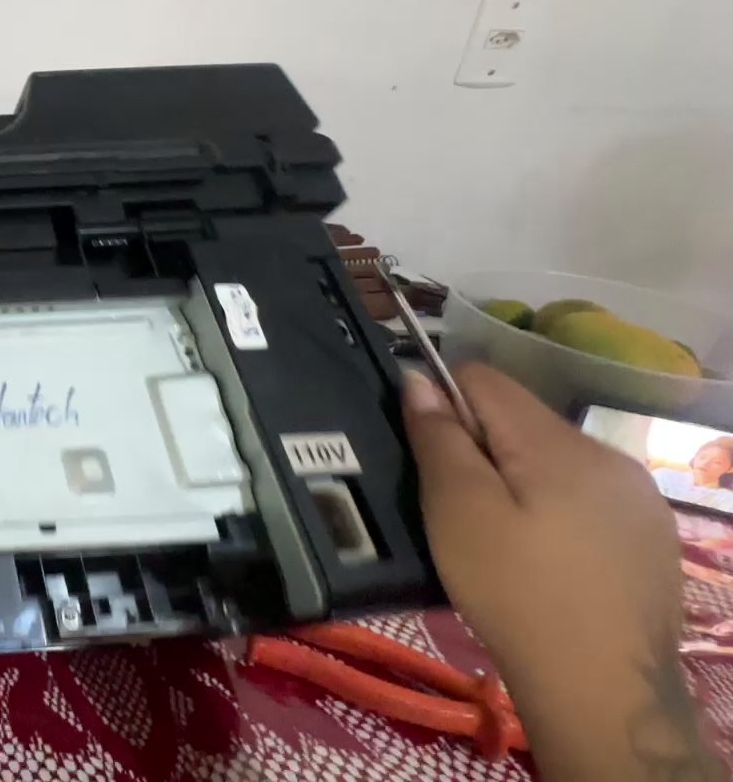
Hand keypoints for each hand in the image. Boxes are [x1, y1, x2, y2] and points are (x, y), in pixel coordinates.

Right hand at [403, 363, 719, 780]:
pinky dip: (541, 500)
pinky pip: (577, 490)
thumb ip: (439, 436)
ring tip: (485, 525)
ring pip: (546, 454)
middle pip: (517, 416)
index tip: (417, 440)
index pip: (483, 378)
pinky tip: (532, 546)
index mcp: (561, 445)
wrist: (602, 685)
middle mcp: (610, 457)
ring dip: (506, 470)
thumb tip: (418, 378)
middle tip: (445, 495)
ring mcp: (638, 498)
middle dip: (472, 439)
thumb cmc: (512, 586)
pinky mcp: (647, 534)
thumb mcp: (456, 506)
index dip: (437, 394)